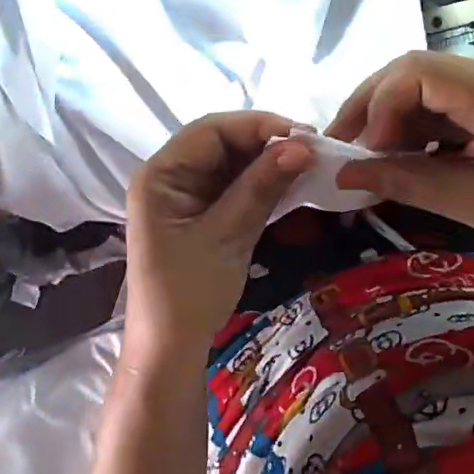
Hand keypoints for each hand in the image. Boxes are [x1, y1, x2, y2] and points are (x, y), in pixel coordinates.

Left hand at [126, 112, 312, 355]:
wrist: (171, 348)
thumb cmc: (189, 291)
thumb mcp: (228, 235)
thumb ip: (261, 186)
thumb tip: (303, 146)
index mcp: (160, 175)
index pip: (210, 131)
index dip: (257, 126)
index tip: (304, 135)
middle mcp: (169, 177)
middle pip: (221, 143)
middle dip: (265, 143)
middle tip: (312, 149)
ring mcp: (185, 197)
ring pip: (230, 164)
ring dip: (267, 162)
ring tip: (309, 163)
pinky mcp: (202, 215)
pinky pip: (233, 187)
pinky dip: (261, 184)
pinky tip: (290, 183)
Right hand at [326, 51, 473, 265]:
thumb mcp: (468, 202)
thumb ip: (404, 182)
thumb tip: (343, 175)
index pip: (416, 72)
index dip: (380, 106)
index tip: (364, 152)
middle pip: (409, 70)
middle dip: (368, 105)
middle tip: (339, 144)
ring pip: (412, 84)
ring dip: (380, 116)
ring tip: (356, 153)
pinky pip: (425, 103)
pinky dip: (399, 127)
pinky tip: (386, 154)